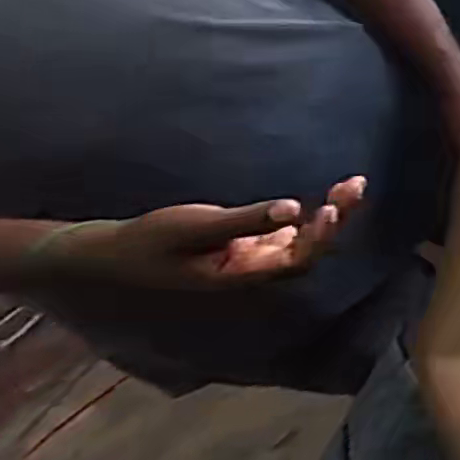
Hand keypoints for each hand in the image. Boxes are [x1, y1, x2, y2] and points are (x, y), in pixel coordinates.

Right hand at [43, 177, 365, 290]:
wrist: (105, 257)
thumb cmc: (144, 243)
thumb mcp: (191, 228)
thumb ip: (243, 221)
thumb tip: (292, 209)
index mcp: (242, 275)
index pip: (296, 261)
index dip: (319, 238)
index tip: (331, 209)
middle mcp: (257, 271)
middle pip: (310, 248)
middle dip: (337, 218)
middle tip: (355, 185)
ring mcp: (257, 258)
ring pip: (307, 238)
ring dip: (333, 212)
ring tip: (353, 184)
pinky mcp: (252, 245)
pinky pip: (296, 230)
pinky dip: (316, 212)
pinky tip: (336, 191)